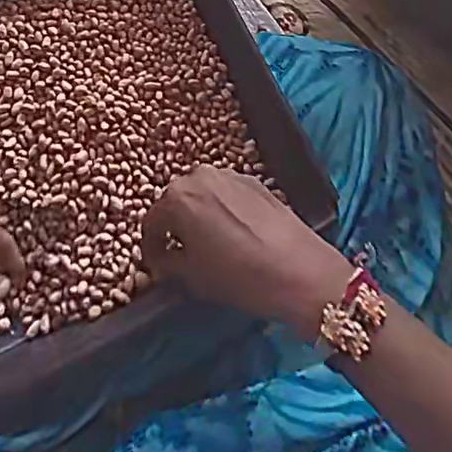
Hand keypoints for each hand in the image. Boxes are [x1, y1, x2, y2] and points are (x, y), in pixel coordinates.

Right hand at [143, 166, 350, 332]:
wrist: (300, 270)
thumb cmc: (239, 275)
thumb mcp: (193, 277)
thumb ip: (168, 263)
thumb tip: (163, 260)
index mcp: (176, 197)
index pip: (152, 221)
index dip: (152, 246)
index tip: (156, 265)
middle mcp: (198, 176)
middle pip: (176, 201)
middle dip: (174, 225)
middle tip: (180, 253)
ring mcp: (228, 174)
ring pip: (202, 193)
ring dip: (198, 214)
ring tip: (208, 243)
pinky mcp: (253, 180)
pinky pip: (225, 193)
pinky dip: (221, 209)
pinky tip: (233, 233)